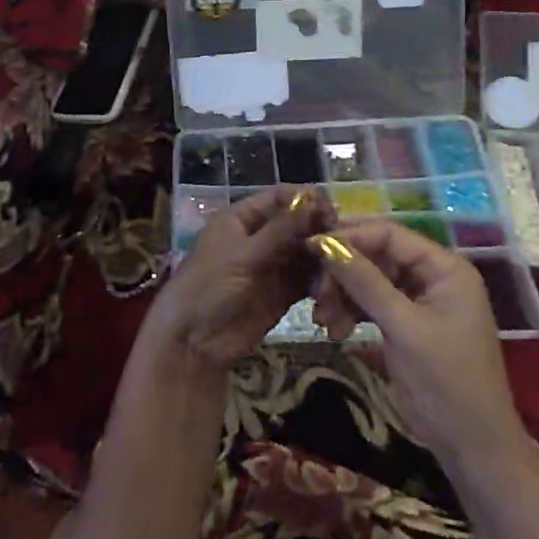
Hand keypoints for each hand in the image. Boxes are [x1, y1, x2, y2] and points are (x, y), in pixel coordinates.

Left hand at [147, 185, 332, 368]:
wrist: (194, 341)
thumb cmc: (208, 288)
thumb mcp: (242, 256)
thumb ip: (278, 231)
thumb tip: (312, 199)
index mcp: (240, 219)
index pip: (278, 198)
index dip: (305, 200)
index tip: (332, 210)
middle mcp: (259, 238)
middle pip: (297, 225)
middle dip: (320, 231)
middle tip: (344, 244)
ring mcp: (272, 266)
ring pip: (306, 253)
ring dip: (324, 260)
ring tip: (341, 270)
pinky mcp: (282, 293)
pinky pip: (308, 281)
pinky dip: (321, 284)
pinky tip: (333, 291)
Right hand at [306, 221, 526, 462]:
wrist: (469, 443)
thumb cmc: (446, 380)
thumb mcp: (403, 327)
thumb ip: (365, 282)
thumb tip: (326, 243)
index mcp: (445, 269)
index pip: (389, 235)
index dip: (349, 237)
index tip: (311, 249)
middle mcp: (432, 276)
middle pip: (374, 256)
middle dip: (342, 274)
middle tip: (316, 297)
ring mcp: (417, 300)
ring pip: (366, 280)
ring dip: (341, 297)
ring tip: (323, 323)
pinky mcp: (403, 322)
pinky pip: (368, 303)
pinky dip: (349, 313)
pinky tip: (335, 332)